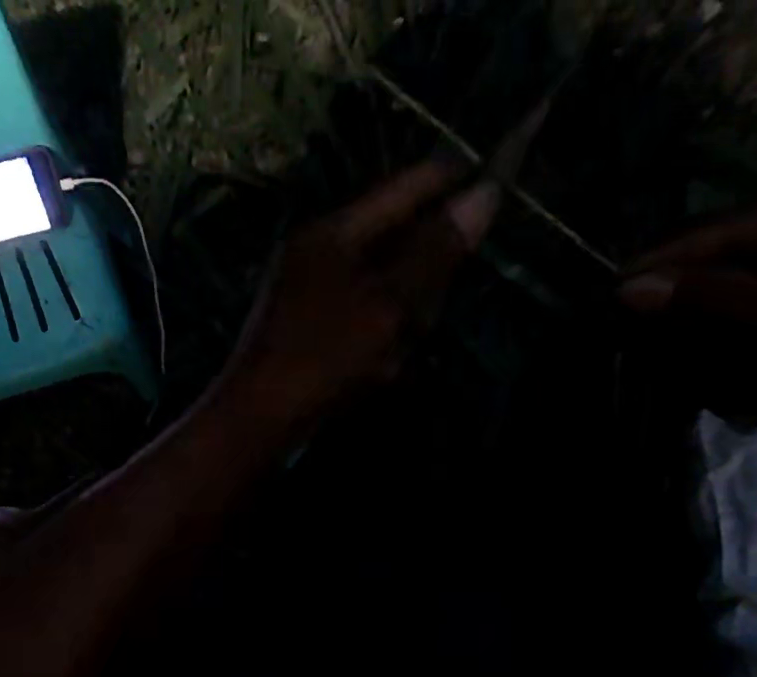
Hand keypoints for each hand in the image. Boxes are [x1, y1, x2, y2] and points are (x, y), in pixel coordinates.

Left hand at [228, 161, 502, 408]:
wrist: (258, 420)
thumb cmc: (321, 357)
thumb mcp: (386, 304)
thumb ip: (432, 253)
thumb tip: (485, 194)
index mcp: (332, 232)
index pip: (404, 187)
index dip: (451, 181)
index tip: (499, 177)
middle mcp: (318, 253)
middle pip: (395, 238)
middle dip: (425, 268)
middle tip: (438, 298)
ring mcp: (310, 292)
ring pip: (383, 286)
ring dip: (402, 314)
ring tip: (392, 350)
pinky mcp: (310, 329)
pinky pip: (363, 320)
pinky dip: (378, 340)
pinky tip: (375, 368)